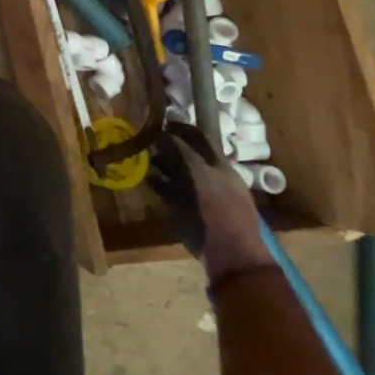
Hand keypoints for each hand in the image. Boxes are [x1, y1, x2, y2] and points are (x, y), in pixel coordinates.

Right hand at [154, 127, 272, 280]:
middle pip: (187, 155)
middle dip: (167, 148)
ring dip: (162, 166)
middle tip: (147, 141)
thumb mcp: (202, 175)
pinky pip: (171, 192)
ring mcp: (201, 195)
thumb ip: (184, 152)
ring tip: (145, 161)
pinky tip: (150, 182)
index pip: (200, 139)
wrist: (230, 253)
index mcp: (221, 167)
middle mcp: (212, 177)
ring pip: (178, 173)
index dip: (181, 128)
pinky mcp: (190, 210)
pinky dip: (160, 185)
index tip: (159, 120)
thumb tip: (164, 132)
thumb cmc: (219, 209)